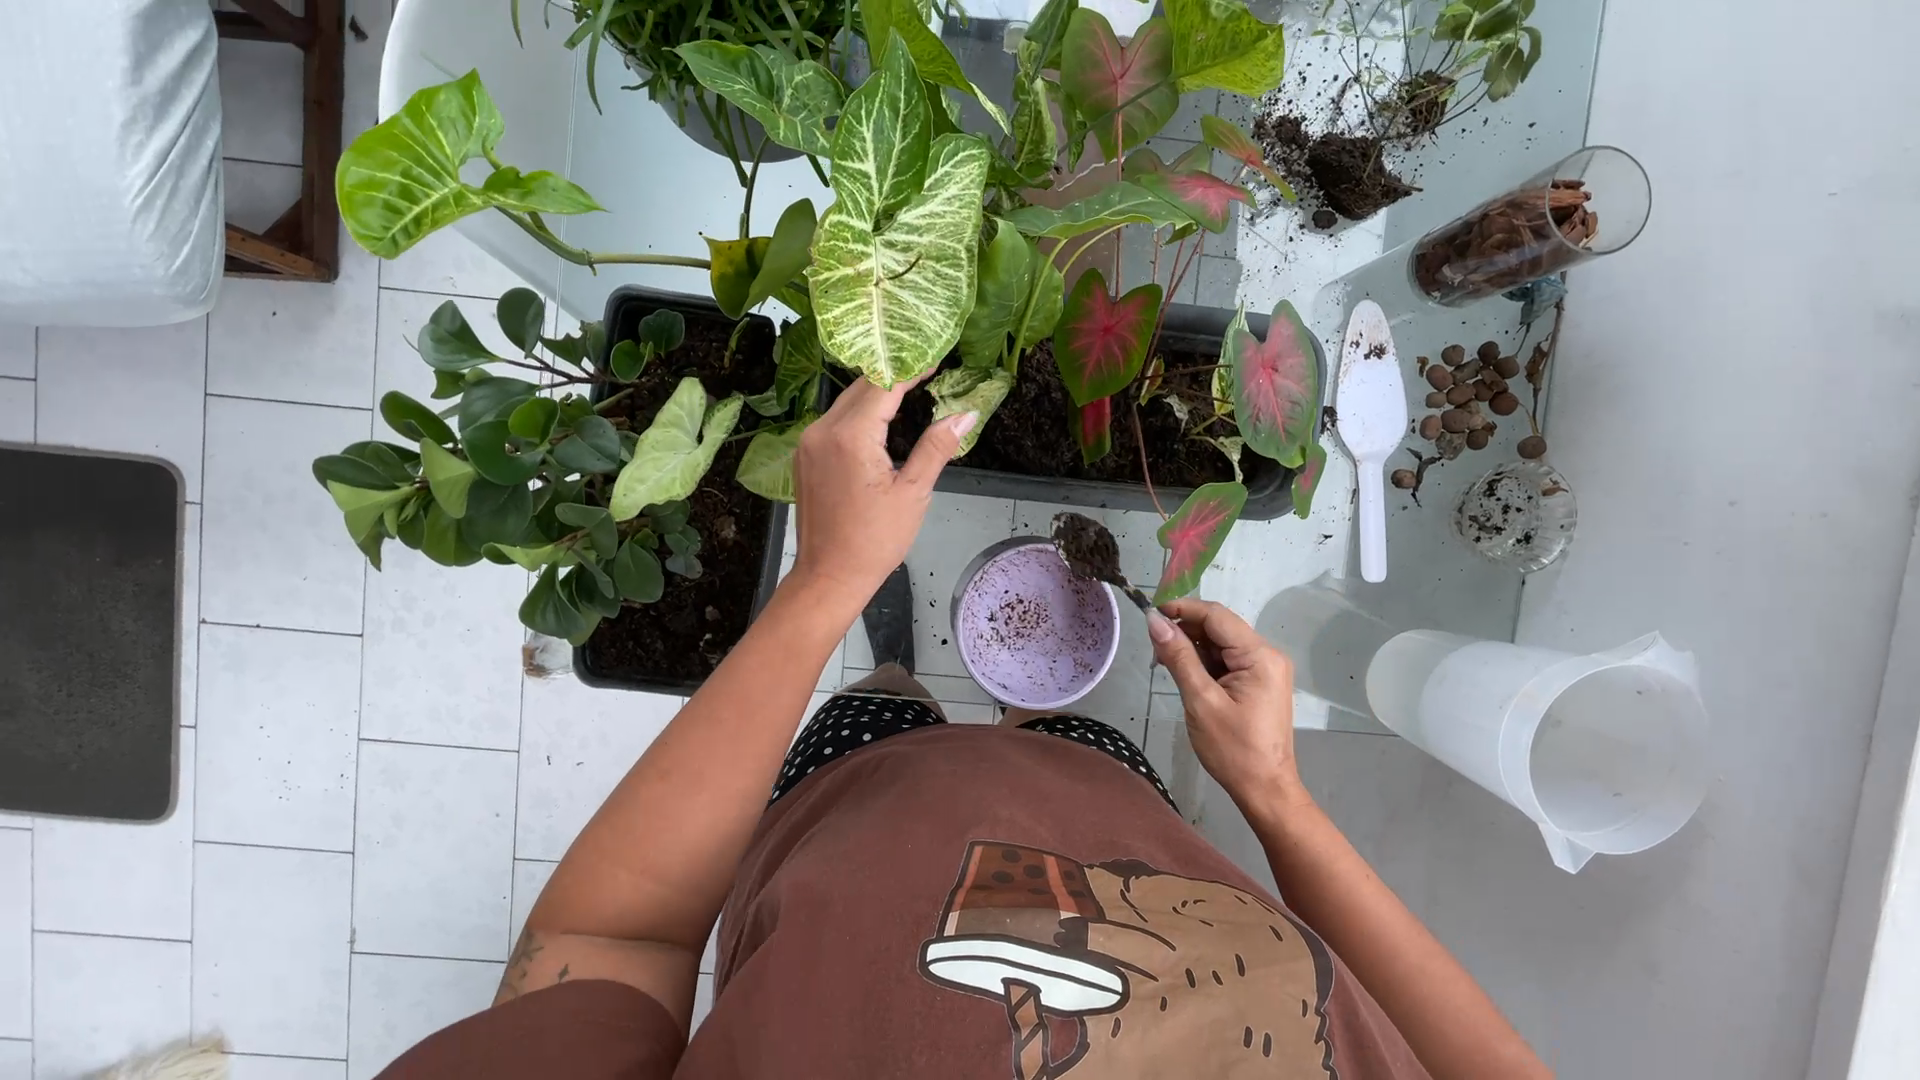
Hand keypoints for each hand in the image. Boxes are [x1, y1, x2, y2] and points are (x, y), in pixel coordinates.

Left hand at [790, 375, 976, 600]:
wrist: (829, 576)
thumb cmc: (875, 540)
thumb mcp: (913, 493)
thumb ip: (936, 447)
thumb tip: (966, 413)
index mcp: (850, 436)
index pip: (884, 385)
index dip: (912, 368)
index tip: (937, 358)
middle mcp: (821, 430)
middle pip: (861, 387)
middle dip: (895, 376)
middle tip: (929, 371)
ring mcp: (808, 442)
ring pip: (846, 402)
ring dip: (876, 393)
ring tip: (911, 391)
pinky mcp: (804, 456)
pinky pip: (834, 421)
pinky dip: (859, 413)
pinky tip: (882, 420)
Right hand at [1148, 599, 1309, 807]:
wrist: (1265, 789)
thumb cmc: (1233, 749)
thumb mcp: (1200, 700)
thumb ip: (1179, 656)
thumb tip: (1155, 621)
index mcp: (1260, 656)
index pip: (1216, 616)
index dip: (1182, 609)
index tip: (1150, 614)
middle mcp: (1267, 655)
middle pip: (1220, 626)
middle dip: (1185, 630)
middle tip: (1154, 648)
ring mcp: (1265, 669)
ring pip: (1221, 643)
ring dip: (1192, 647)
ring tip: (1166, 663)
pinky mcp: (1259, 682)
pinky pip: (1227, 660)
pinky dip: (1204, 662)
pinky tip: (1186, 674)